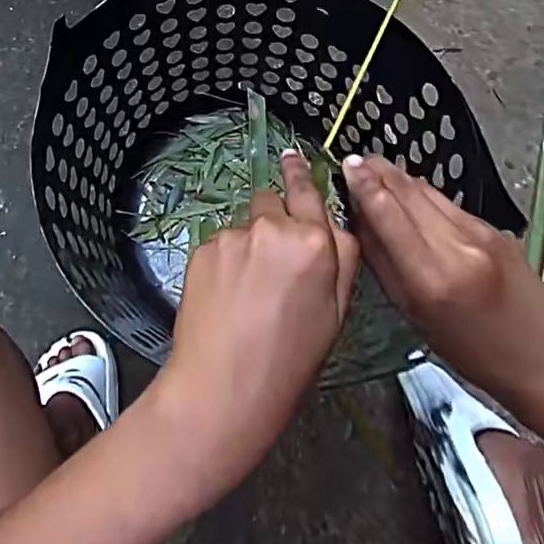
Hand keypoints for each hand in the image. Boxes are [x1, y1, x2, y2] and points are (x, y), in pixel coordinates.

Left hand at [152, 151, 360, 491]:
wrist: (223, 387)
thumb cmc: (290, 361)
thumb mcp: (334, 313)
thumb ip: (341, 260)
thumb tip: (335, 225)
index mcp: (313, 243)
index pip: (308, 192)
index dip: (300, 173)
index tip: (293, 156)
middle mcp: (271, 228)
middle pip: (272, 201)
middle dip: (275, 218)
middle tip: (274, 258)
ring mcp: (232, 235)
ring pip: (246, 225)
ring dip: (250, 243)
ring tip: (248, 290)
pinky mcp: (202, 248)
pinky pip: (221, 243)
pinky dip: (226, 259)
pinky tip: (226, 294)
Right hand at [342, 154, 543, 407]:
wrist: (543, 357)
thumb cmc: (473, 350)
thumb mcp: (412, 312)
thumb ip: (382, 261)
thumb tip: (356, 220)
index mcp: (432, 277)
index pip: (389, 213)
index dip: (364, 183)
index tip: (347, 163)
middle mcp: (458, 246)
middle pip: (407, 190)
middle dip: (376, 170)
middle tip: (353, 162)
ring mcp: (480, 232)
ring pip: (425, 189)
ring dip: (395, 176)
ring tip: (372, 172)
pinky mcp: (492, 226)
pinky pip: (444, 201)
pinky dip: (418, 193)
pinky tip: (405, 196)